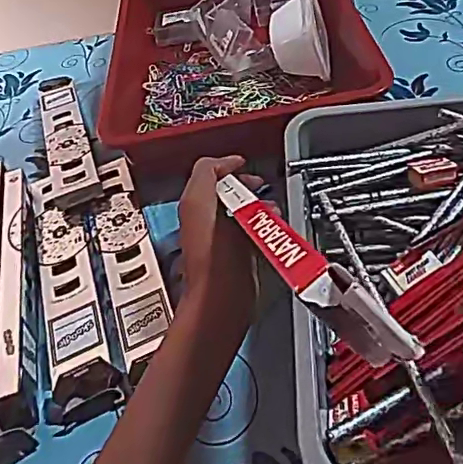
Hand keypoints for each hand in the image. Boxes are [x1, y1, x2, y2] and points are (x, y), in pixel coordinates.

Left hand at [176, 155, 262, 332]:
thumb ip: (211, 176)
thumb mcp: (208, 204)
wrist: (222, 299)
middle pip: (223, 188)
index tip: (244, 164)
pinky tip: (269, 230)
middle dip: (244, 184)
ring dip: (254, 205)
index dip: (227, 164)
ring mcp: (217, 237)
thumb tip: (225, 164)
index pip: (207, 169)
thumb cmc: (215, 258)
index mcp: (193, 203)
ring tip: (268, 209)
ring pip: (236, 209)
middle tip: (259, 185)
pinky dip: (257, 224)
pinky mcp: (231, 253)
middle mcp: (202, 219)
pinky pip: (244, 230)